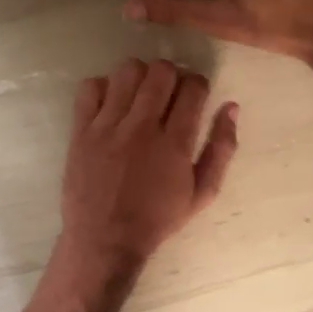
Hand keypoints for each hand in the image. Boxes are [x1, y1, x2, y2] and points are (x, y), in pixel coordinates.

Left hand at [59, 59, 238, 268]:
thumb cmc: (157, 219)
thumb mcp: (202, 194)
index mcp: (175, 144)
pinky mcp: (81, 130)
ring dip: (139, 76)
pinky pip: (90, 88)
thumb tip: (231, 107)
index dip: (198, 83)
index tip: (194, 94)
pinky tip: (111, 104)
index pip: (192, 88)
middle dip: (171, 74)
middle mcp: (142, 128)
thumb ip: (221, 149)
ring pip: (127, 72)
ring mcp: (108, 127)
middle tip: (168, 91)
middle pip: (161, 71)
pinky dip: (103, 87)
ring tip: (140, 94)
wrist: (104, 240)